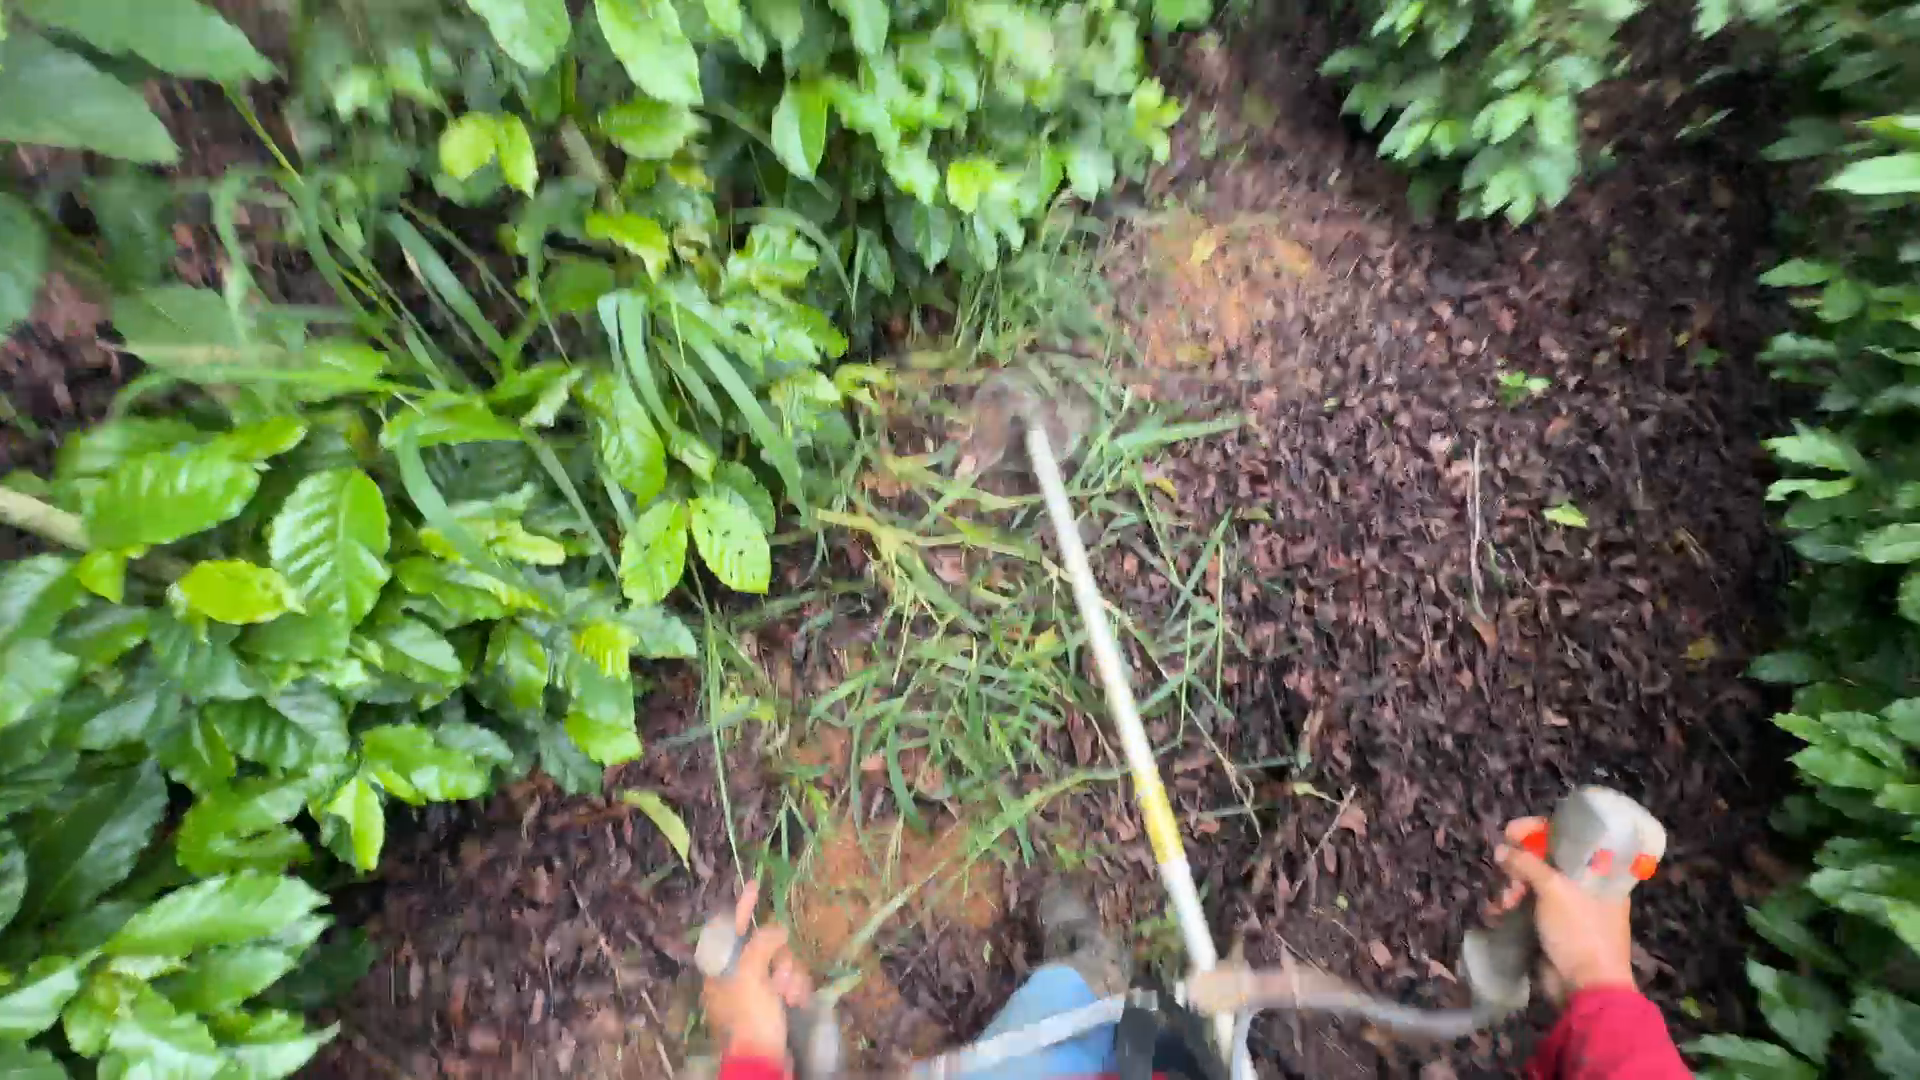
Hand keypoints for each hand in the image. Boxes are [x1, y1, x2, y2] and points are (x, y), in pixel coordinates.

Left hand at [701, 881, 812, 1062]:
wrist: (763, 1063)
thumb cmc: (749, 1018)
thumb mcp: (750, 975)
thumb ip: (762, 944)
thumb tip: (778, 930)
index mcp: (722, 970)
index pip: (730, 928)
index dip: (743, 905)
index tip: (755, 883)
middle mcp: (738, 976)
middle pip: (765, 945)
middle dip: (780, 958)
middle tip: (782, 978)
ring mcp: (757, 990)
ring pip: (782, 962)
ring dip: (792, 975)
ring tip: (792, 996)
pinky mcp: (775, 1003)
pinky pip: (792, 980)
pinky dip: (797, 987)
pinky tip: (798, 1000)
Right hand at [1491, 817, 1636, 998]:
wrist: (1586, 988)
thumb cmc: (1579, 932)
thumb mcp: (1554, 890)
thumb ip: (1526, 862)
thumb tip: (1501, 850)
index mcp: (1598, 875)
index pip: (1566, 836)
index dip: (1535, 829)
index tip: (1509, 832)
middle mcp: (1584, 886)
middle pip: (1542, 858)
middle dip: (1518, 864)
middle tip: (1508, 875)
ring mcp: (1567, 907)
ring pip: (1529, 881)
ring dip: (1510, 887)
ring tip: (1506, 902)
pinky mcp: (1551, 924)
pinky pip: (1525, 903)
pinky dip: (1510, 905)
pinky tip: (1499, 912)